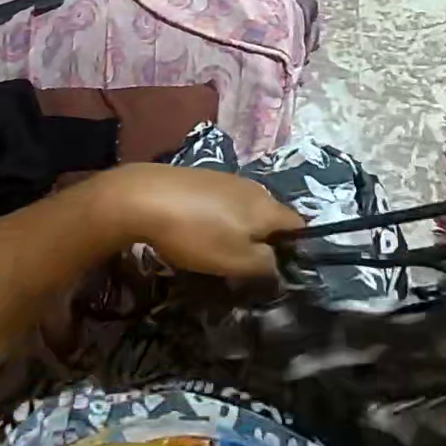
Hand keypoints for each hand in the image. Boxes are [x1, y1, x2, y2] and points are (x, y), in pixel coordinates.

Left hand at [87, 164, 303, 277]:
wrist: (145, 197)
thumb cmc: (197, 233)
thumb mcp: (236, 261)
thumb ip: (265, 265)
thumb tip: (279, 265)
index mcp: (268, 207)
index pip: (299, 225)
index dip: (296, 248)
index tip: (281, 268)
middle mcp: (254, 187)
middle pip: (271, 215)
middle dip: (265, 238)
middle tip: (248, 263)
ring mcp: (227, 178)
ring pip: (246, 207)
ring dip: (240, 227)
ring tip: (221, 248)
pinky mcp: (203, 177)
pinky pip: (223, 201)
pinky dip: (219, 216)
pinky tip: (199, 228)